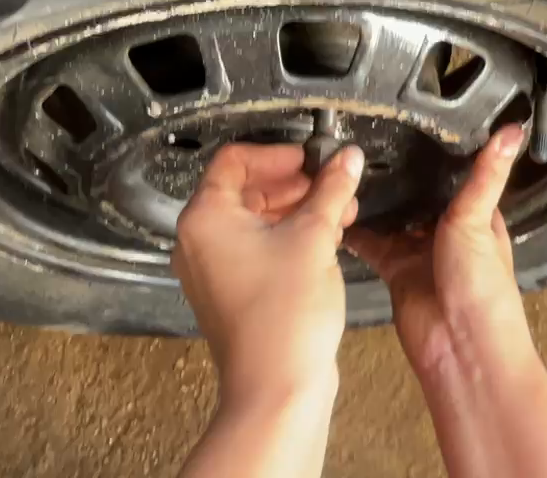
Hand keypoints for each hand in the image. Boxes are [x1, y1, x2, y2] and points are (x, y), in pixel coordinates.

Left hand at [172, 142, 364, 405]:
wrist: (277, 390)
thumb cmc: (283, 315)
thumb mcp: (314, 236)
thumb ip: (332, 189)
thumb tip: (347, 158)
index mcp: (205, 218)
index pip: (234, 160)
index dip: (277, 154)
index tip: (309, 158)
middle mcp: (199, 241)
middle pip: (246, 188)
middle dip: (294, 183)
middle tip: (329, 183)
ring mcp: (213, 269)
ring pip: (255, 218)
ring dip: (297, 209)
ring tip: (338, 211)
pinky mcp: (232, 292)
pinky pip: (257, 247)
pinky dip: (288, 236)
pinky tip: (327, 238)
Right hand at [344, 125, 534, 380]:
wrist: (461, 347)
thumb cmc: (484, 286)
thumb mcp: (480, 216)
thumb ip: (487, 172)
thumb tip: (513, 129)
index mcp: (474, 215)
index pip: (452, 174)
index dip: (433, 154)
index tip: (410, 122)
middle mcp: (445, 230)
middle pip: (416, 195)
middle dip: (398, 176)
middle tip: (368, 142)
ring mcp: (417, 250)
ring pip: (392, 215)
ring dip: (375, 199)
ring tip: (349, 167)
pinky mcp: (393, 269)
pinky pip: (370, 243)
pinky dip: (356, 229)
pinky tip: (337, 206)